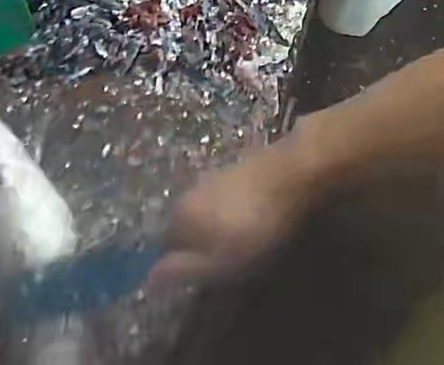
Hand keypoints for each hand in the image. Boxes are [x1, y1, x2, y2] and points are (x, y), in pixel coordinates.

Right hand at [148, 145, 315, 288]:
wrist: (294, 170)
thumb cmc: (255, 223)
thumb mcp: (218, 261)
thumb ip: (182, 269)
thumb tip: (149, 278)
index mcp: (180, 212)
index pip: (166, 244)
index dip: (184, 261)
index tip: (208, 270)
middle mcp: (193, 188)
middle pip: (188, 223)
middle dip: (203, 240)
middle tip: (229, 255)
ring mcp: (218, 172)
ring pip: (210, 208)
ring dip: (222, 222)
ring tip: (247, 235)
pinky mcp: (242, 164)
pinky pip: (231, 195)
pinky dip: (239, 206)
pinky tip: (258, 213)